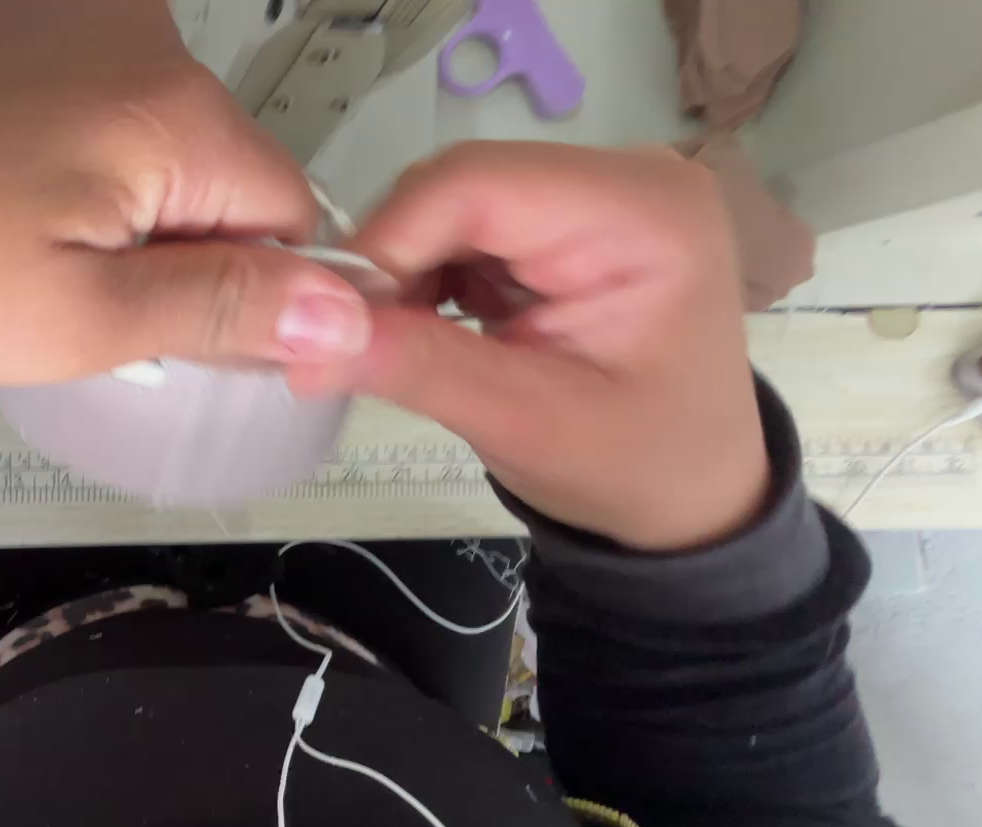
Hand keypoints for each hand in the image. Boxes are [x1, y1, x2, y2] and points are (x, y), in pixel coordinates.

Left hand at [0, 0, 371, 389]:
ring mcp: (70, 24)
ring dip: (128, 236)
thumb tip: (351, 313)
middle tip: (83, 318)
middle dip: (184, 267)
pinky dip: (80, 193)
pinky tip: (8, 223)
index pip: (292, 215)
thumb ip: (221, 309)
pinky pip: (97, 130)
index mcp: (173, 109)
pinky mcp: (11, 36)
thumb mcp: (79, 321)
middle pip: (228, 184)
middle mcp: (140, 39)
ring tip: (32, 274)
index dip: (257, 299)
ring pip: (160, 163)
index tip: (182, 351)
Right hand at [288, 142, 770, 551]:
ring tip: (388, 346)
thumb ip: (416, 369)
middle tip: (353, 344)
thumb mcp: (520, 423)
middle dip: (386, 264)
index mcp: (635, 213)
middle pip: (451, 188)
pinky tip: (418, 333)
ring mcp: (579, 204)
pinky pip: (451, 237)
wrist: (679, 489)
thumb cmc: (626, 463)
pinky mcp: (549, 234)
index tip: (331, 325)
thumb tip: (302, 344)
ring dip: (395, 278)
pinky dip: (415, 285)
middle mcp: (612, 182)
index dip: (384, 244)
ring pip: (439, 210)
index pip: (471, 183)